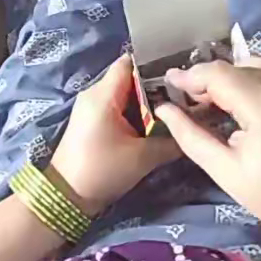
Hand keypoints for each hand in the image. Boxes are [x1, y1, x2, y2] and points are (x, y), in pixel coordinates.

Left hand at [47, 54, 181, 214]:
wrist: (66, 197)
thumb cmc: (103, 171)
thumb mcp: (143, 158)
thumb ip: (171, 141)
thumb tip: (194, 131)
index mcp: (103, 95)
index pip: (130, 63)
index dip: (155, 66)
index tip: (180, 77)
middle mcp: (94, 94)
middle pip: (130, 78)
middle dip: (156, 87)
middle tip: (184, 98)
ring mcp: (90, 107)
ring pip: (124, 94)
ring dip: (146, 102)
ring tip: (174, 110)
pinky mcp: (91, 121)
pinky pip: (116, 107)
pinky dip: (134, 113)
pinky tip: (154, 124)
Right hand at [151, 57, 260, 242]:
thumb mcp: (227, 172)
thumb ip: (191, 136)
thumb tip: (164, 110)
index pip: (217, 74)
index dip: (188, 77)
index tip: (168, 86)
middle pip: (233, 66)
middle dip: (207, 80)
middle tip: (188, 102)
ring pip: (253, 64)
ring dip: (229, 78)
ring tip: (214, 103)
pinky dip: (251, 79)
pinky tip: (243, 103)